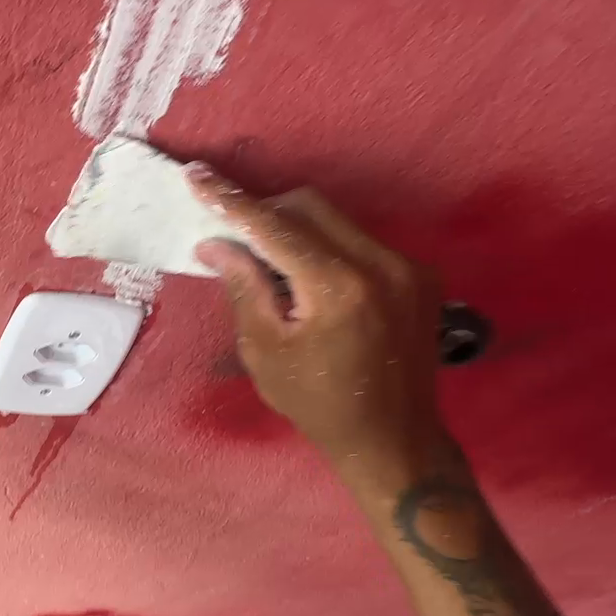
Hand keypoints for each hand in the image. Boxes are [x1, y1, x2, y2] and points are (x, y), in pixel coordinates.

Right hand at [188, 166, 451, 483]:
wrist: (394, 438)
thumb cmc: (317, 402)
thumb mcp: (264, 350)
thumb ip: (243, 287)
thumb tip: (216, 243)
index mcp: (338, 287)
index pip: (275, 226)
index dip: (231, 200)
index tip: (197, 176)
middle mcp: (380, 264)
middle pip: (310, 207)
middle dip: (264, 211)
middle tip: (233, 236)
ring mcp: (407, 266)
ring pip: (336, 219)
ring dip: (294, 228)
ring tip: (268, 264)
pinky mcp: (418, 274)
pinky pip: (358, 239)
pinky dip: (323, 246)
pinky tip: (307, 279)